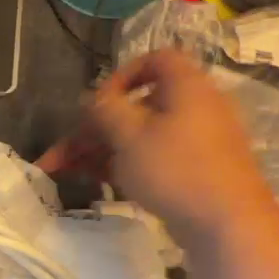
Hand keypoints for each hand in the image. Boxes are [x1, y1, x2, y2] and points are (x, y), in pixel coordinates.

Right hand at [39, 48, 278, 245]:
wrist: (224, 218)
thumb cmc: (175, 168)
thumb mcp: (130, 135)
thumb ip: (106, 110)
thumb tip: (92, 98)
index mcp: (184, 88)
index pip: (155, 61)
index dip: (120, 76)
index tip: (94, 104)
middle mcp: (189, 107)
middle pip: (132, 106)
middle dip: (88, 129)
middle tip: (55, 155)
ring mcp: (188, 138)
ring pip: (132, 134)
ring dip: (93, 149)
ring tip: (59, 172)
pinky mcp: (185, 165)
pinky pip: (144, 154)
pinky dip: (115, 162)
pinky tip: (88, 179)